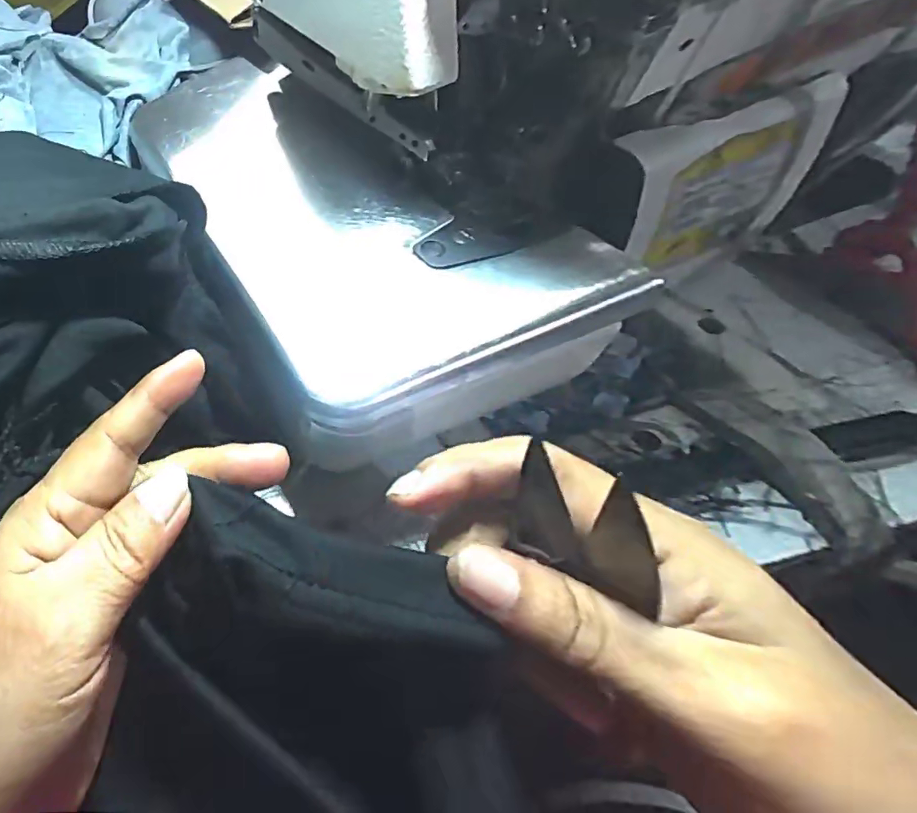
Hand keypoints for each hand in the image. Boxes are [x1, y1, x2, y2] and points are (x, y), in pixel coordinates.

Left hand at [0, 351, 287, 812]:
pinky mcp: (118, 620)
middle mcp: (72, 536)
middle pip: (144, 481)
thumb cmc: (5, 696)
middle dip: (205, 461)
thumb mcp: (62, 617)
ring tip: (270, 492)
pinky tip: (237, 547)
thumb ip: (120, 549)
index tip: (191, 361)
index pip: (104, 447)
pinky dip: (202, 553)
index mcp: (46, 519)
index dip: (148, 401)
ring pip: (159, 522)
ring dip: (210, 503)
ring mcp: (97, 578)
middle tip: (275, 460)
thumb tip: (176, 480)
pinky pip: (164, 570)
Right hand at [387, 437, 916, 812]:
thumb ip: (582, 626)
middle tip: (491, 635)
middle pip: (508, 518)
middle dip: (483, 569)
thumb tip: (463, 565)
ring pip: (511, 574)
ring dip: (515, 631)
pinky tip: (579, 710)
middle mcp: (628, 553)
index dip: (464, 468)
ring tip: (570, 701)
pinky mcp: (607, 638)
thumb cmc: (833, 769)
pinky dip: (533, 661)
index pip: (541, 468)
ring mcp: (618, 597)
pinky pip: (531, 623)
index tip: (403, 502)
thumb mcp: (707, 699)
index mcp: (662, 543)